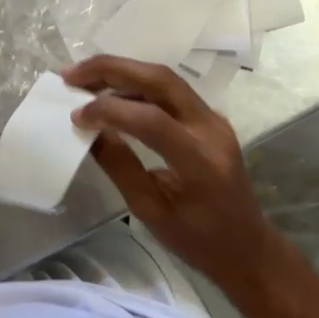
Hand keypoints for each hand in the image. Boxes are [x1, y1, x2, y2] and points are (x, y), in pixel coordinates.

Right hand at [62, 55, 285, 294]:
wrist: (247, 247)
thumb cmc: (197, 239)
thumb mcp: (149, 210)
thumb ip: (119, 165)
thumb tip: (88, 130)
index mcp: (199, 161)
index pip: (150, 119)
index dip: (108, 110)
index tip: (75, 116)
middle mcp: (210, 129)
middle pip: (160, 79)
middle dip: (111, 69)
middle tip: (70, 75)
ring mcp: (213, 119)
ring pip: (164, 78)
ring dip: (121, 72)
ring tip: (83, 79)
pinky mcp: (209, 118)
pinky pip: (169, 90)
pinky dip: (135, 84)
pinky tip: (110, 92)